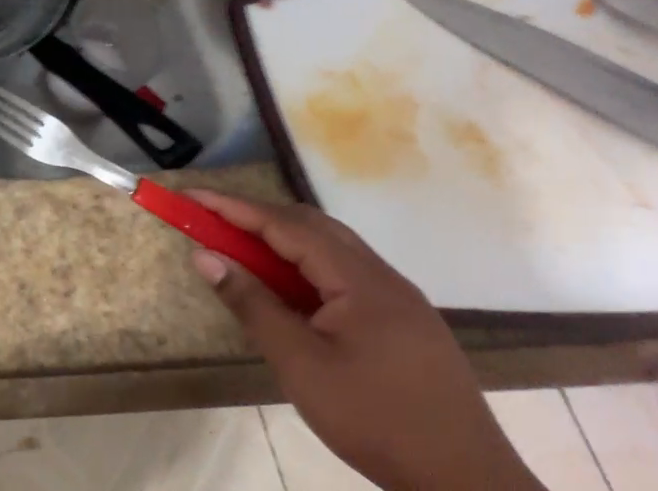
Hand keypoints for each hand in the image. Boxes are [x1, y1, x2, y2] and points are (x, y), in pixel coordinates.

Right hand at [187, 191, 542, 490]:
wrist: (467, 485)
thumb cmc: (375, 419)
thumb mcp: (299, 363)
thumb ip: (251, 304)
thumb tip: (204, 256)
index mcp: (362, 282)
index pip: (287, 226)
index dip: (234, 207)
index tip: (190, 196)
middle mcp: (385, 280)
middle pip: (313, 227)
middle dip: (257, 217)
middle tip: (208, 220)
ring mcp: (401, 302)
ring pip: (332, 250)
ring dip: (281, 241)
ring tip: (238, 251)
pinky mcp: (406, 326)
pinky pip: (346, 275)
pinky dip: (305, 267)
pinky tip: (286, 290)